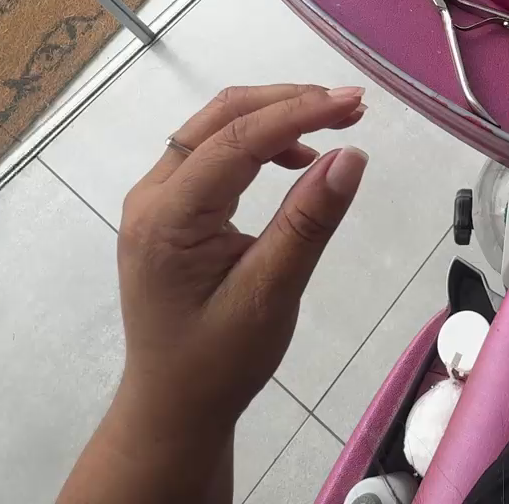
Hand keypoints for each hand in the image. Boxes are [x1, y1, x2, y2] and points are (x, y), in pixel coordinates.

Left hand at [60, 84, 368, 503]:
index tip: (355, 102)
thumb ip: (309, 221)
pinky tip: (299, 158)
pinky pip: (219, 147)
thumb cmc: (220, 360)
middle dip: (291, 102)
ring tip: (336, 124)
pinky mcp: (173, 203)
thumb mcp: (271, 294)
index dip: (300, 112)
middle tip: (352, 108)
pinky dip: (264, 138)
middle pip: (223, 116)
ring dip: (280, 114)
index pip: (238, 139)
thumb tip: (351, 156)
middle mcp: (153, 194)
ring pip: (220, 124)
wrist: (174, 406)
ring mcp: (159, 196)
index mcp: (168, 218)